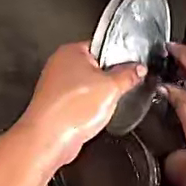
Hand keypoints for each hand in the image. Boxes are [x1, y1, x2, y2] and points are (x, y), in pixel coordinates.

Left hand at [16, 43, 144, 161]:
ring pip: (87, 88)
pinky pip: (78, 103)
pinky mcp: (56, 105)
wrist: (48, 139)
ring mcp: (56, 85)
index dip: (118, 58)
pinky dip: (85, 110)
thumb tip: (137, 69)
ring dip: (97, 98)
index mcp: (71, 51)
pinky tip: (88, 118)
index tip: (130, 69)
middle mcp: (60, 64)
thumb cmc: (70, 109)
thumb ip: (128, 75)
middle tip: (114, 91)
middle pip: (95, 68)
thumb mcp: (111, 88)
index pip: (102, 46)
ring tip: (98, 108)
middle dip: (108, 81)